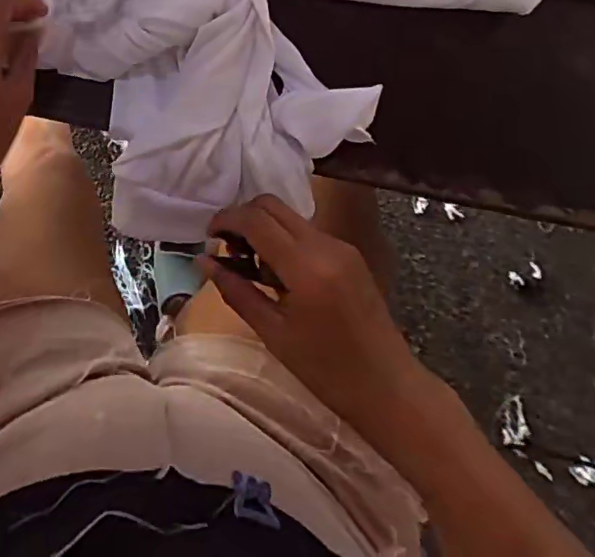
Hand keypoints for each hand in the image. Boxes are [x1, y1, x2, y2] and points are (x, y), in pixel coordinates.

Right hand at [199, 195, 430, 418]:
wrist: (391, 390)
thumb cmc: (327, 371)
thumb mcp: (272, 332)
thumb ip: (235, 290)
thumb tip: (203, 260)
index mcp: (306, 267)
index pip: (255, 219)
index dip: (225, 220)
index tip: (208, 238)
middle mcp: (325, 246)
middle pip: (270, 205)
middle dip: (241, 218)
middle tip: (226, 249)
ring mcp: (341, 247)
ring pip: (288, 215)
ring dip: (262, 228)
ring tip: (250, 266)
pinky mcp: (349, 254)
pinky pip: (305, 231)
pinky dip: (282, 239)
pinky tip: (276, 273)